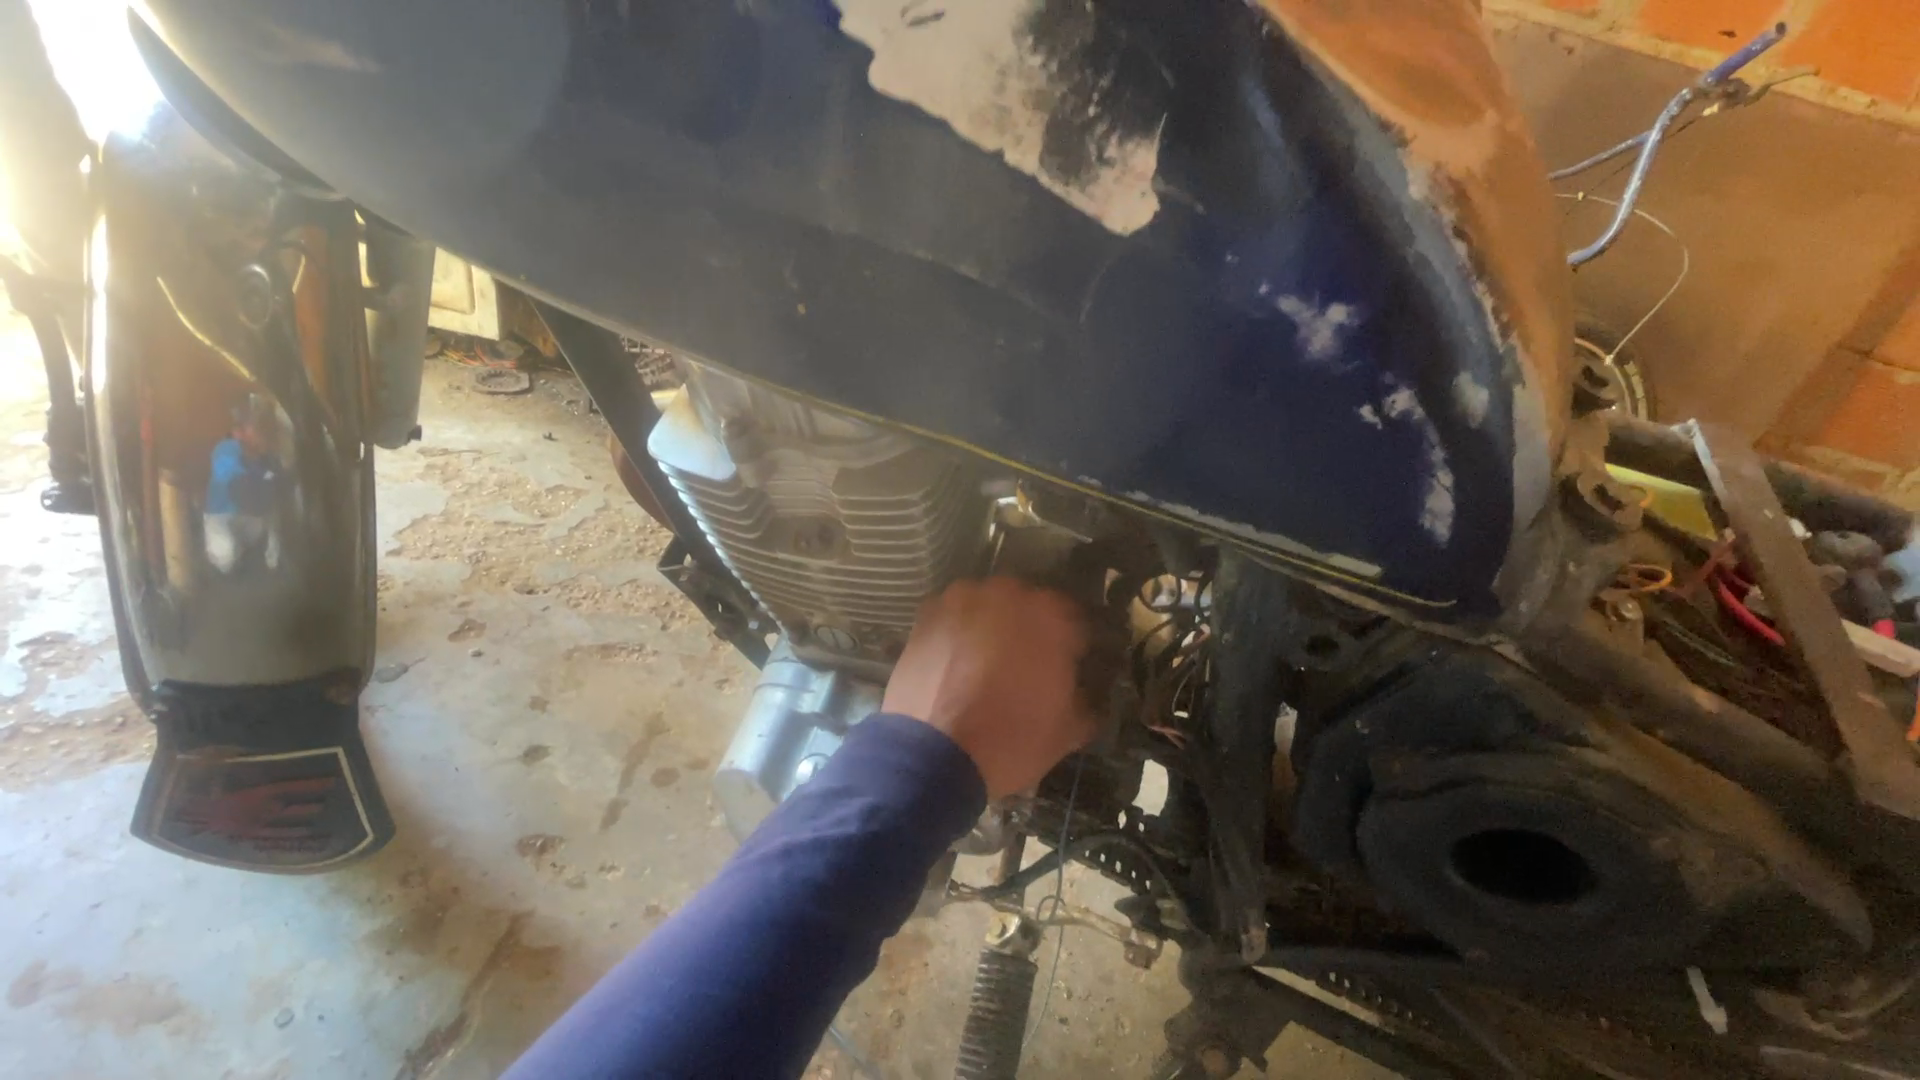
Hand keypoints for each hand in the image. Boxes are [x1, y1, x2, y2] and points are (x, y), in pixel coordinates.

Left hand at [883, 577, 1096, 797]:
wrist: (931, 755)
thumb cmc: (1010, 740)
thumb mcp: (1067, 732)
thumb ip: (1086, 702)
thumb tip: (1087, 695)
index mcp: (1052, 615)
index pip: (1076, 620)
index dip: (1075, 645)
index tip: (1072, 666)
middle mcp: (1008, 594)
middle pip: (1029, 607)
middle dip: (1031, 630)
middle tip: (1029, 665)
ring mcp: (962, 599)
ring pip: (988, 607)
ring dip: (992, 626)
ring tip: (988, 664)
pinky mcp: (926, 613)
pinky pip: (953, 618)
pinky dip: (958, 634)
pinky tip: (957, 663)